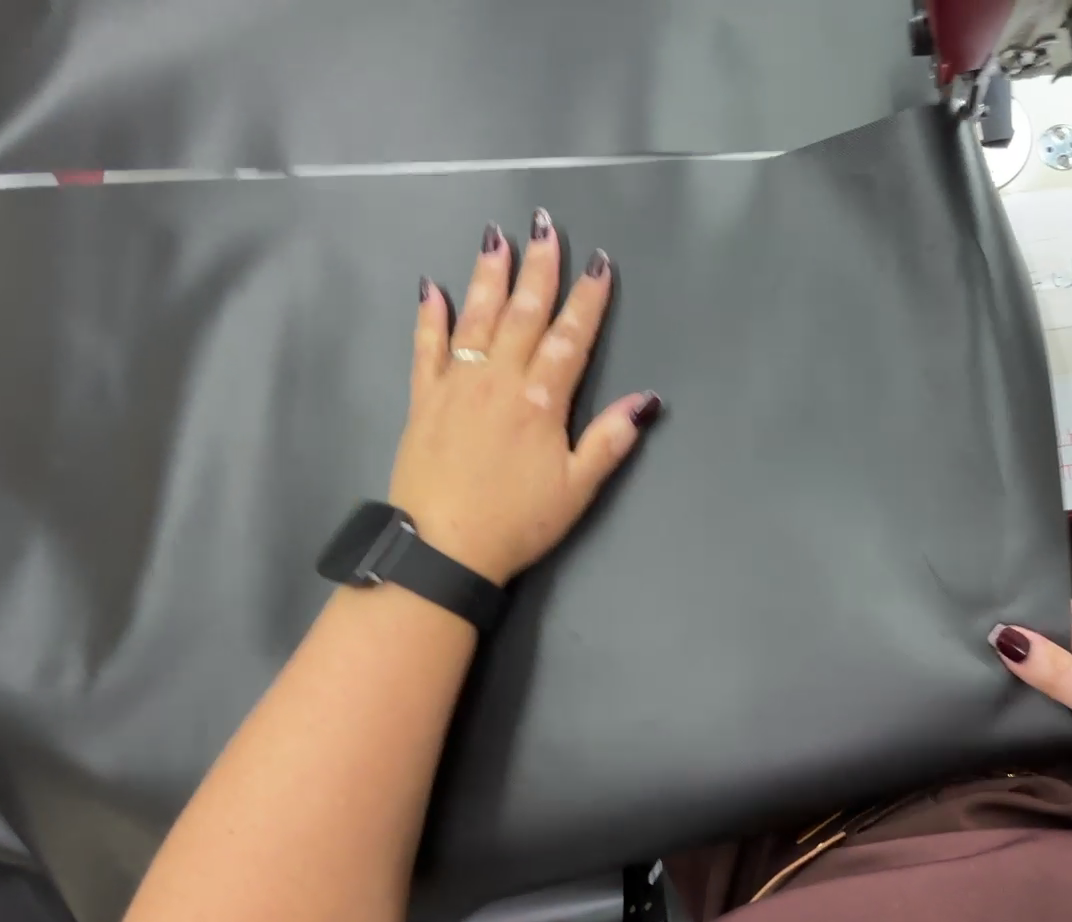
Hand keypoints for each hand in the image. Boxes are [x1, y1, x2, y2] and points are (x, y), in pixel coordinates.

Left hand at [390, 211, 661, 583]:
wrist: (441, 546)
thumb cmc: (518, 520)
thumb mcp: (577, 487)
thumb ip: (610, 440)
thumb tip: (647, 400)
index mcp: (542, 401)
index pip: (571, 338)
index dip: (588, 300)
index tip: (599, 264)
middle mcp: (500, 379)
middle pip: (524, 314)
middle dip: (540, 269)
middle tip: (546, 226)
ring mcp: (458, 384)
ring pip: (478, 318)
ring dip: (490, 276)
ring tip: (497, 238)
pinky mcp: (424, 399)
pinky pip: (426, 347)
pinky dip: (430, 316)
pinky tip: (433, 288)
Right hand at [990, 601, 1071, 813]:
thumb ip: (1056, 672)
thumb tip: (1001, 635)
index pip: (1052, 613)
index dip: (1015, 630)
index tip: (973, 647)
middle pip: (1055, 631)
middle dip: (1023, 651)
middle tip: (977, 668)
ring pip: (1063, 653)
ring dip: (1038, 672)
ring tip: (993, 681)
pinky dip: (1056, 686)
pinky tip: (1030, 696)